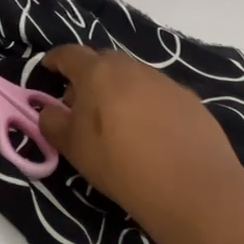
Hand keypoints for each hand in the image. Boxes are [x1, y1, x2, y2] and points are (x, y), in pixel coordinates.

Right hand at [37, 45, 243, 227]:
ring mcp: (166, 83)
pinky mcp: (192, 102)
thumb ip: (52, 122)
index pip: (69, 53)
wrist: (195, 191)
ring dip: (119, 90)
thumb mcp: (72, 147)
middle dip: (89, 76)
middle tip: (82, 103)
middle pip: (103, 61)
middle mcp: (132, 69)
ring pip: (133, 78)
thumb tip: (52, 111)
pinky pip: (159, 95)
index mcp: (97, 73)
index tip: (48, 71)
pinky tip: (151, 134)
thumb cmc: (120, 164)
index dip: (55, 60)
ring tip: (118, 121)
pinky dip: (147, 105)